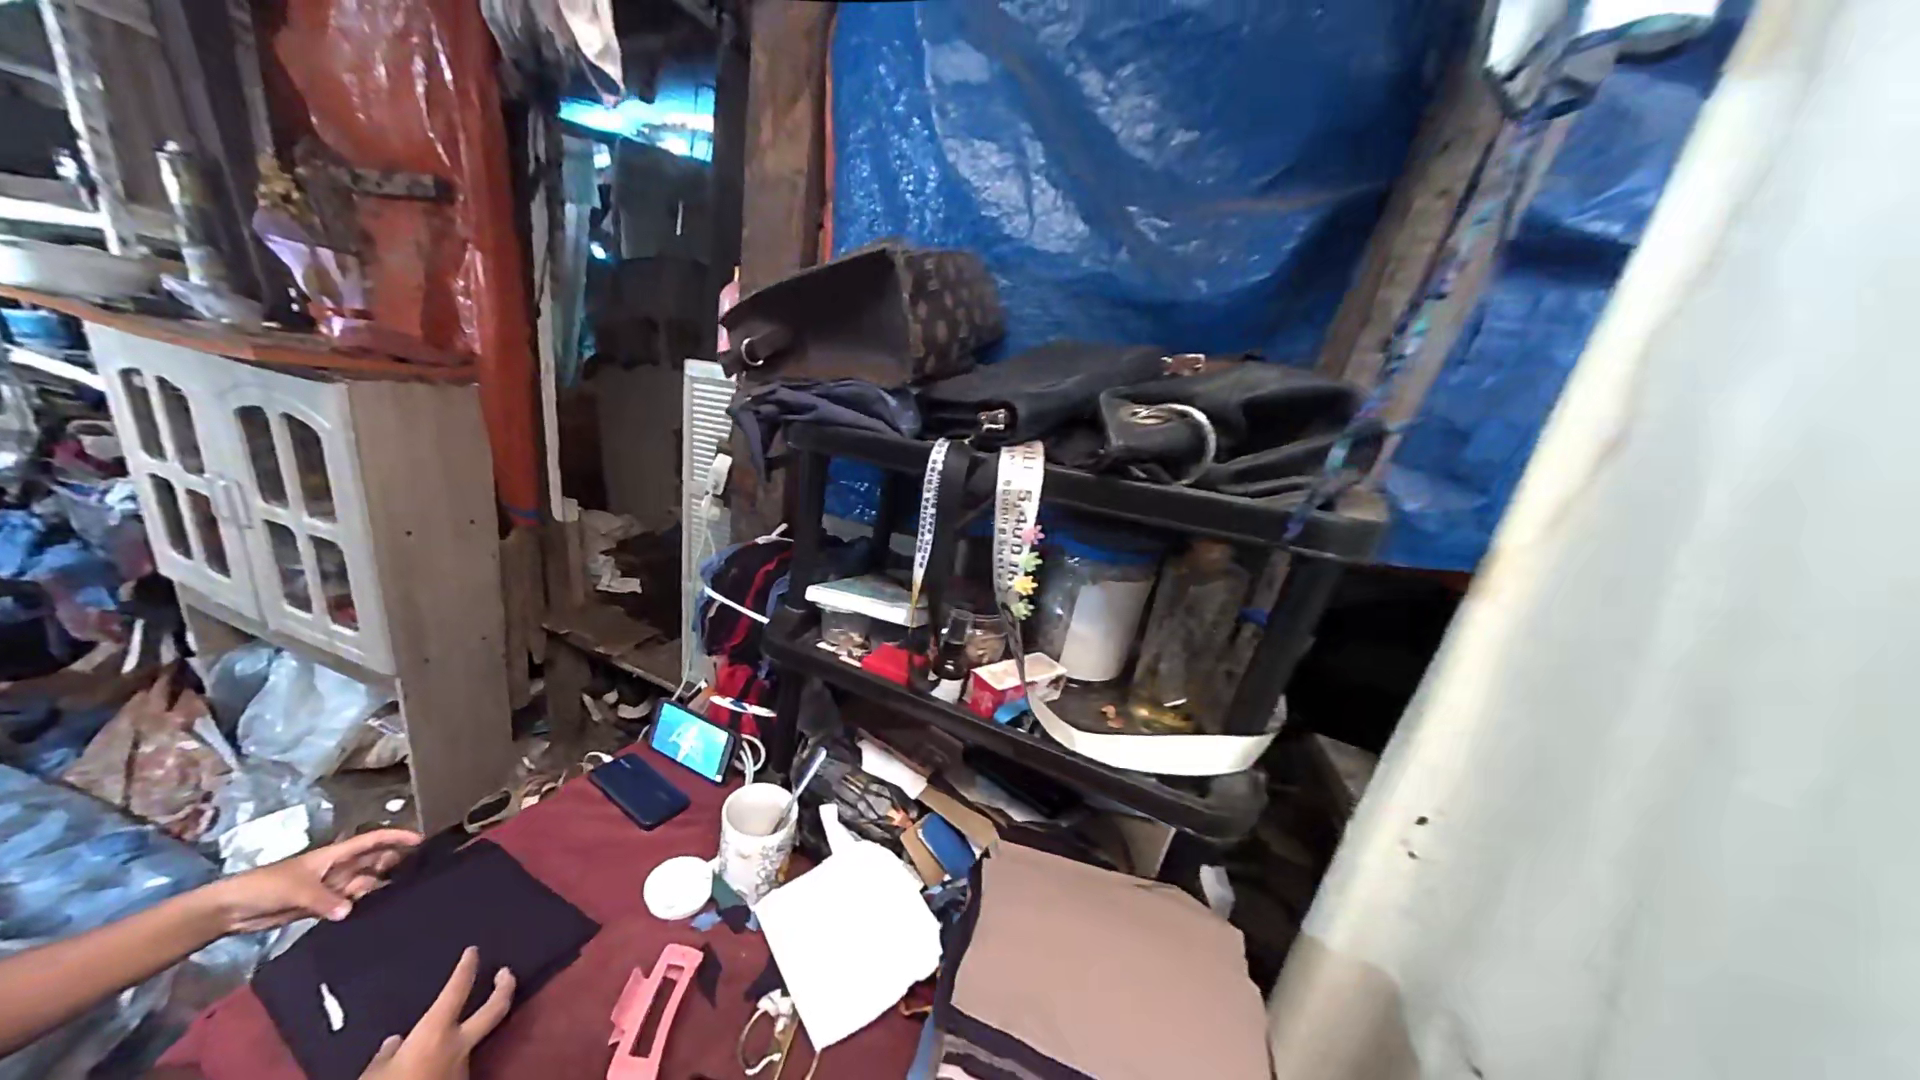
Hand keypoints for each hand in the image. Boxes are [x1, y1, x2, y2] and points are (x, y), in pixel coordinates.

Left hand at [201, 828, 420, 932]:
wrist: (229, 910)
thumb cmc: (266, 886)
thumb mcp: (298, 890)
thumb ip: (326, 901)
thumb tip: (350, 911)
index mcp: (336, 854)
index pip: (373, 840)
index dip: (396, 837)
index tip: (420, 841)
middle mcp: (339, 867)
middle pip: (374, 860)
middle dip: (394, 862)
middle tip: (419, 871)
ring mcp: (331, 886)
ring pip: (364, 881)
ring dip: (378, 885)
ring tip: (403, 893)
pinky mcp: (322, 905)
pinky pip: (349, 902)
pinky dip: (361, 904)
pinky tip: (376, 910)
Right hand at [360, 946, 515, 1079]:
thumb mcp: (370, 1077)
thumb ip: (386, 1057)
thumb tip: (394, 1043)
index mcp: (435, 1034)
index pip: (457, 990)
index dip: (466, 968)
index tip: (473, 951)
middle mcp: (458, 1047)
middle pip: (496, 1009)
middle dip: (506, 987)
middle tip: (506, 972)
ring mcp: (464, 1069)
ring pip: (472, 1044)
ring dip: (463, 1039)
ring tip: (435, 1044)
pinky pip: (454, 1069)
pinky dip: (446, 1064)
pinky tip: (428, 1070)